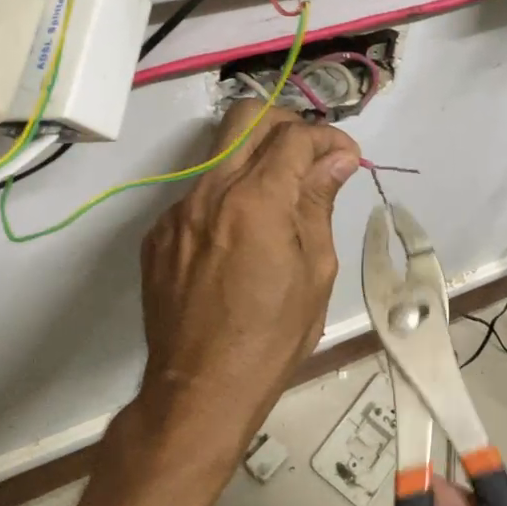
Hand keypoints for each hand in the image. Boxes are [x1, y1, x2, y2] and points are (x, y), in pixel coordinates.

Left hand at [134, 99, 360, 435]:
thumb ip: (319, 203)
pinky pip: (199, 192)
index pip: (295, 135)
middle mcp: (210, 191)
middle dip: (287, 124)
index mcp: (256, 200)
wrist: (199, 390)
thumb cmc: (273, 337)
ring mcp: (178, 211)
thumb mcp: (315, 270)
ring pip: (220, 150)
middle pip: (248, 116)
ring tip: (281, 197)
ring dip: (257, 157)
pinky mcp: (159, 234)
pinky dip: (229, 195)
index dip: (329, 138)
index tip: (346, 159)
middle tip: (310, 158)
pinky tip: (244, 237)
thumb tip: (336, 160)